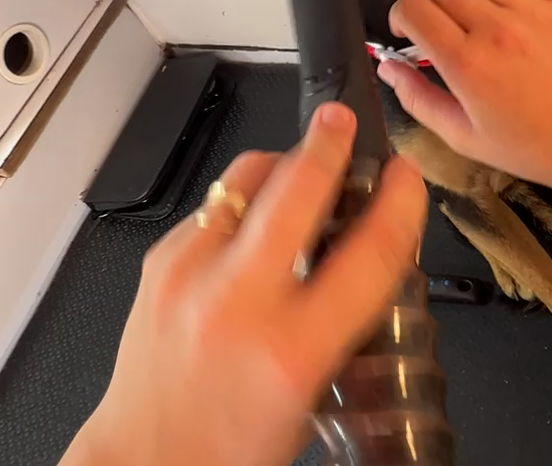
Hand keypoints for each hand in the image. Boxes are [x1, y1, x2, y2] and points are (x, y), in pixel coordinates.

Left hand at [64, 103, 427, 465]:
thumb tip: (365, 241)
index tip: (408, 175)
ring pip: (248, 176)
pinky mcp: (161, 259)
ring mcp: (190, 273)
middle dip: (328, 142)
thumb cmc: (233, 443)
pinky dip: (242, 200)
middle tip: (342, 119)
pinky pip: (215, 203)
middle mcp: (236, 302)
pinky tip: (251, 224)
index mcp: (290, 351)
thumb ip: (342, 313)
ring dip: (281, 163)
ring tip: (297, 170)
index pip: (370, 254)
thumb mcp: (311, 385)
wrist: (143, 462)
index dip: (401, 203)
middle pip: (297, 187)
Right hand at [380, 0, 551, 195]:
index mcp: (467, 64)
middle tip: (442, 24)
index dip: (400, 16)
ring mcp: (531, 8)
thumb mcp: (462, 137)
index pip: (413, 9)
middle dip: (428, 0)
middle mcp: (495, 27)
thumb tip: (385, 64)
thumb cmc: (528, 146)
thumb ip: (417, 99)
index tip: (410, 33)